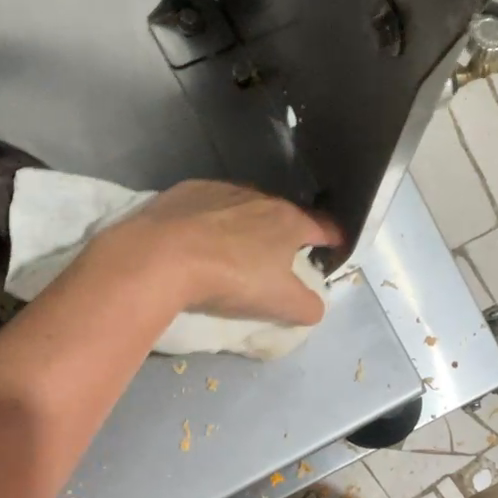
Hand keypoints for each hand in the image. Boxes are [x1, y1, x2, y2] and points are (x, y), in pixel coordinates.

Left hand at [86, 180, 341, 324]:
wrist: (162, 256)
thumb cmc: (233, 278)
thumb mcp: (282, 303)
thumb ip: (308, 306)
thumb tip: (316, 305)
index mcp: (288, 221)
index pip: (323, 227)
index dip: (333, 239)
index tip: (335, 247)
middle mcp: (259, 197)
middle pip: (283, 215)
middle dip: (287, 233)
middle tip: (282, 257)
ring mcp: (221, 191)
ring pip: (246, 207)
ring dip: (248, 226)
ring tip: (240, 249)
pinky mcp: (186, 192)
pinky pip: (209, 207)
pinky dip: (213, 222)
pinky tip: (202, 241)